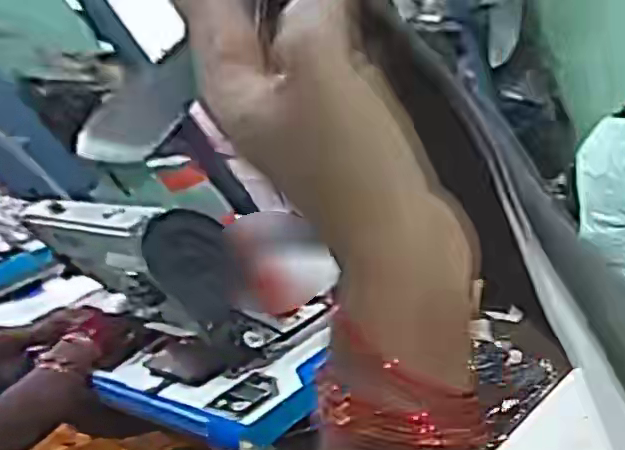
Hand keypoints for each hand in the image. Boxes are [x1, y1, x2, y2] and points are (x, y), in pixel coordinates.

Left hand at [177, 0, 473, 295]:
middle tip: (329, 0)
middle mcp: (267, 108)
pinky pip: (349, 72)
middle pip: (263, 18)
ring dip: (331, 16)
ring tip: (352, 8)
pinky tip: (375, 32)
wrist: (413, 250)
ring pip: (311, 43)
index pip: (212, 0)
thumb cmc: (359, 183)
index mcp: (233, 90)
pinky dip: (360, 49)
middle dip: (296, 2)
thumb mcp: (321, 64)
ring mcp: (314, 125)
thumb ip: (311, 4)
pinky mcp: (356, 139)